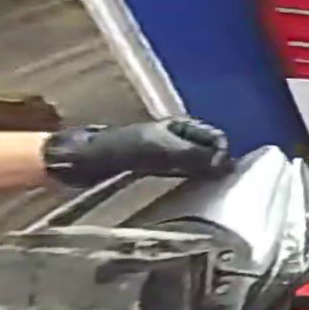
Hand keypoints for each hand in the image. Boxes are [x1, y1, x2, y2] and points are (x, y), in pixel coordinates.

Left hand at [43, 117, 230, 186]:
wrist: (84, 160)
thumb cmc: (121, 149)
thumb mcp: (164, 149)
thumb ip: (197, 155)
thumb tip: (225, 166)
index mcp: (184, 125)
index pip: (220, 138)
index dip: (223, 154)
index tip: (220, 171)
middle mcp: (181, 135)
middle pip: (213, 150)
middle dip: (216, 163)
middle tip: (213, 179)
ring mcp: (172, 150)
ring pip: (203, 161)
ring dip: (205, 171)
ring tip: (202, 183)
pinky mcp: (164, 165)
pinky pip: (190, 170)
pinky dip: (193, 177)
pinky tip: (188, 185)